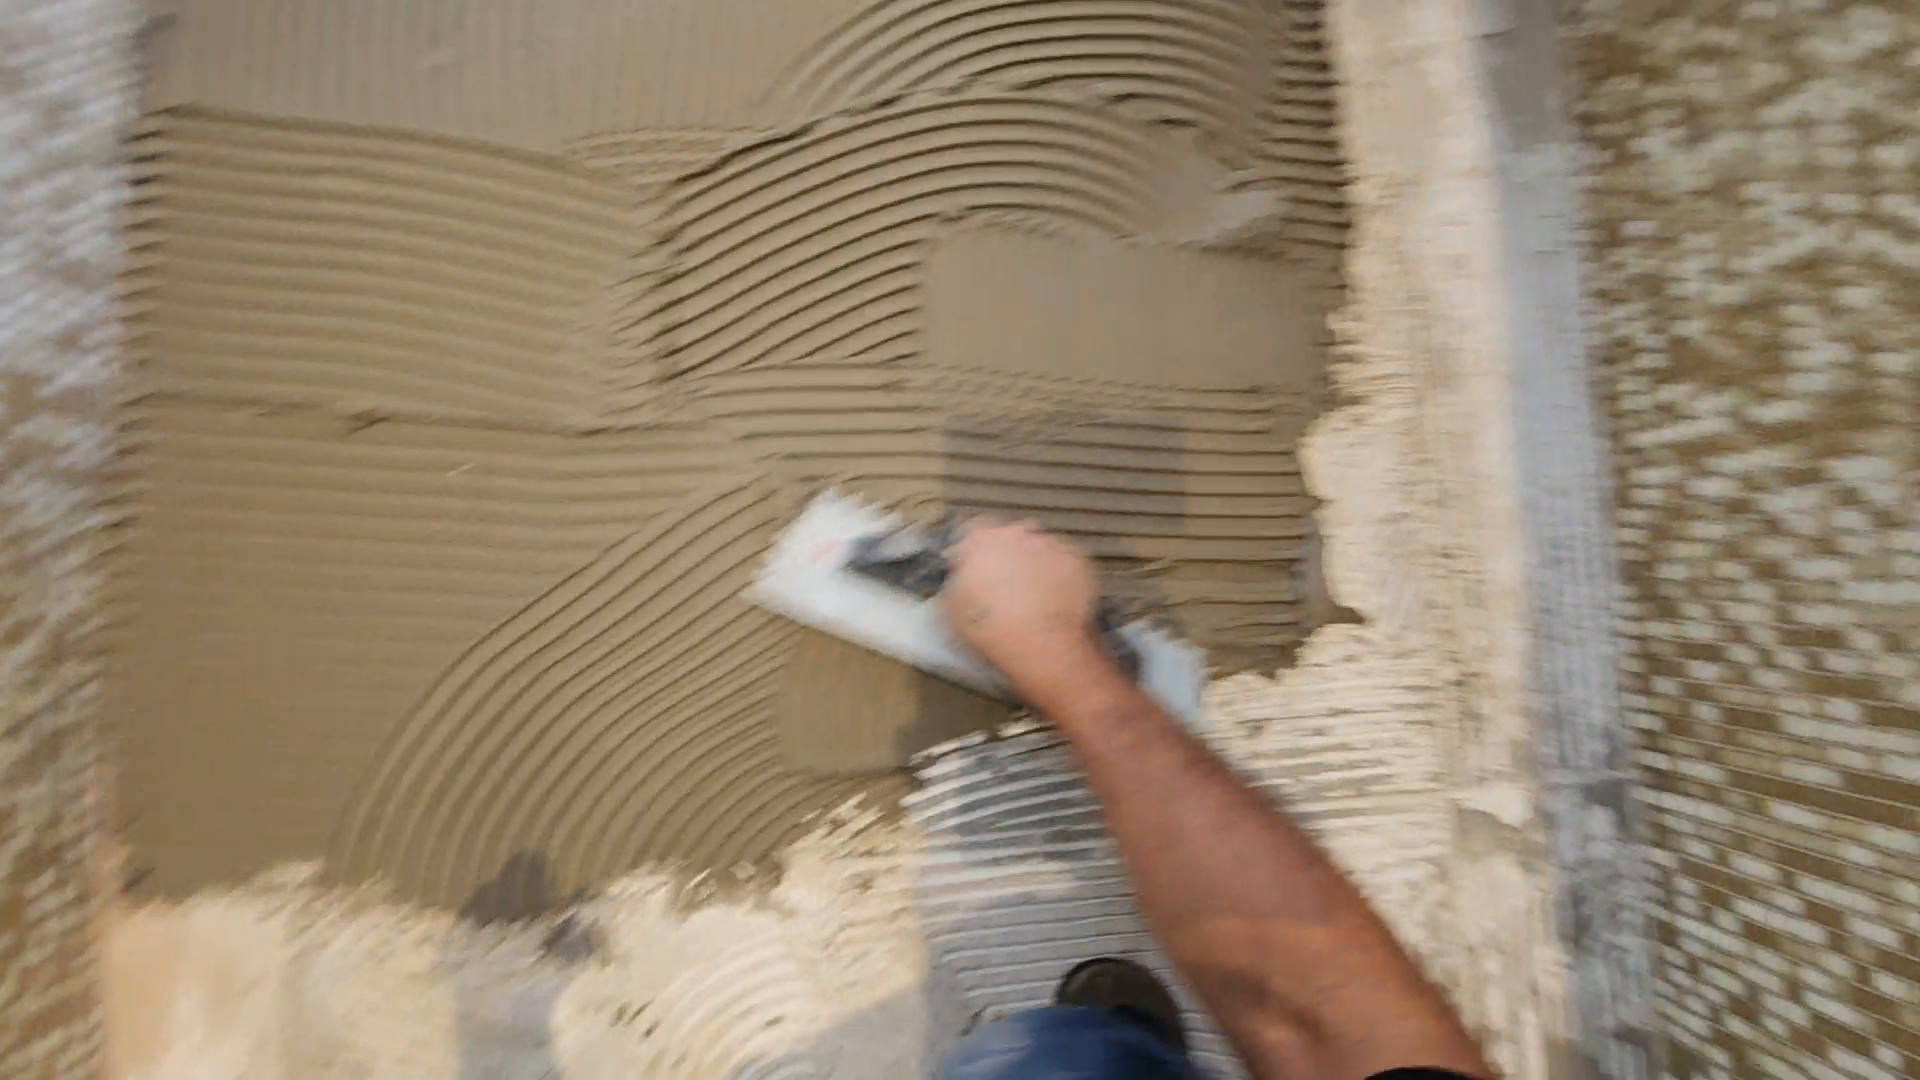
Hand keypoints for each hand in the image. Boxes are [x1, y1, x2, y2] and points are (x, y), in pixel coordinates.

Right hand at [942, 520, 1109, 695]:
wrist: (1041, 643)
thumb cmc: (991, 627)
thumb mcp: (953, 607)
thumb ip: (957, 581)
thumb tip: (962, 576)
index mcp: (981, 540)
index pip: (974, 531)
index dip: (976, 551)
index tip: (978, 568)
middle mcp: (1016, 532)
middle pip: (1010, 536)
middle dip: (1008, 555)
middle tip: (1006, 586)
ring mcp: (1050, 543)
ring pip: (1039, 548)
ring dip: (1035, 564)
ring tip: (1034, 597)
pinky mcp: (1076, 559)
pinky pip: (1065, 562)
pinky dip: (1061, 575)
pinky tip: (1055, 599)